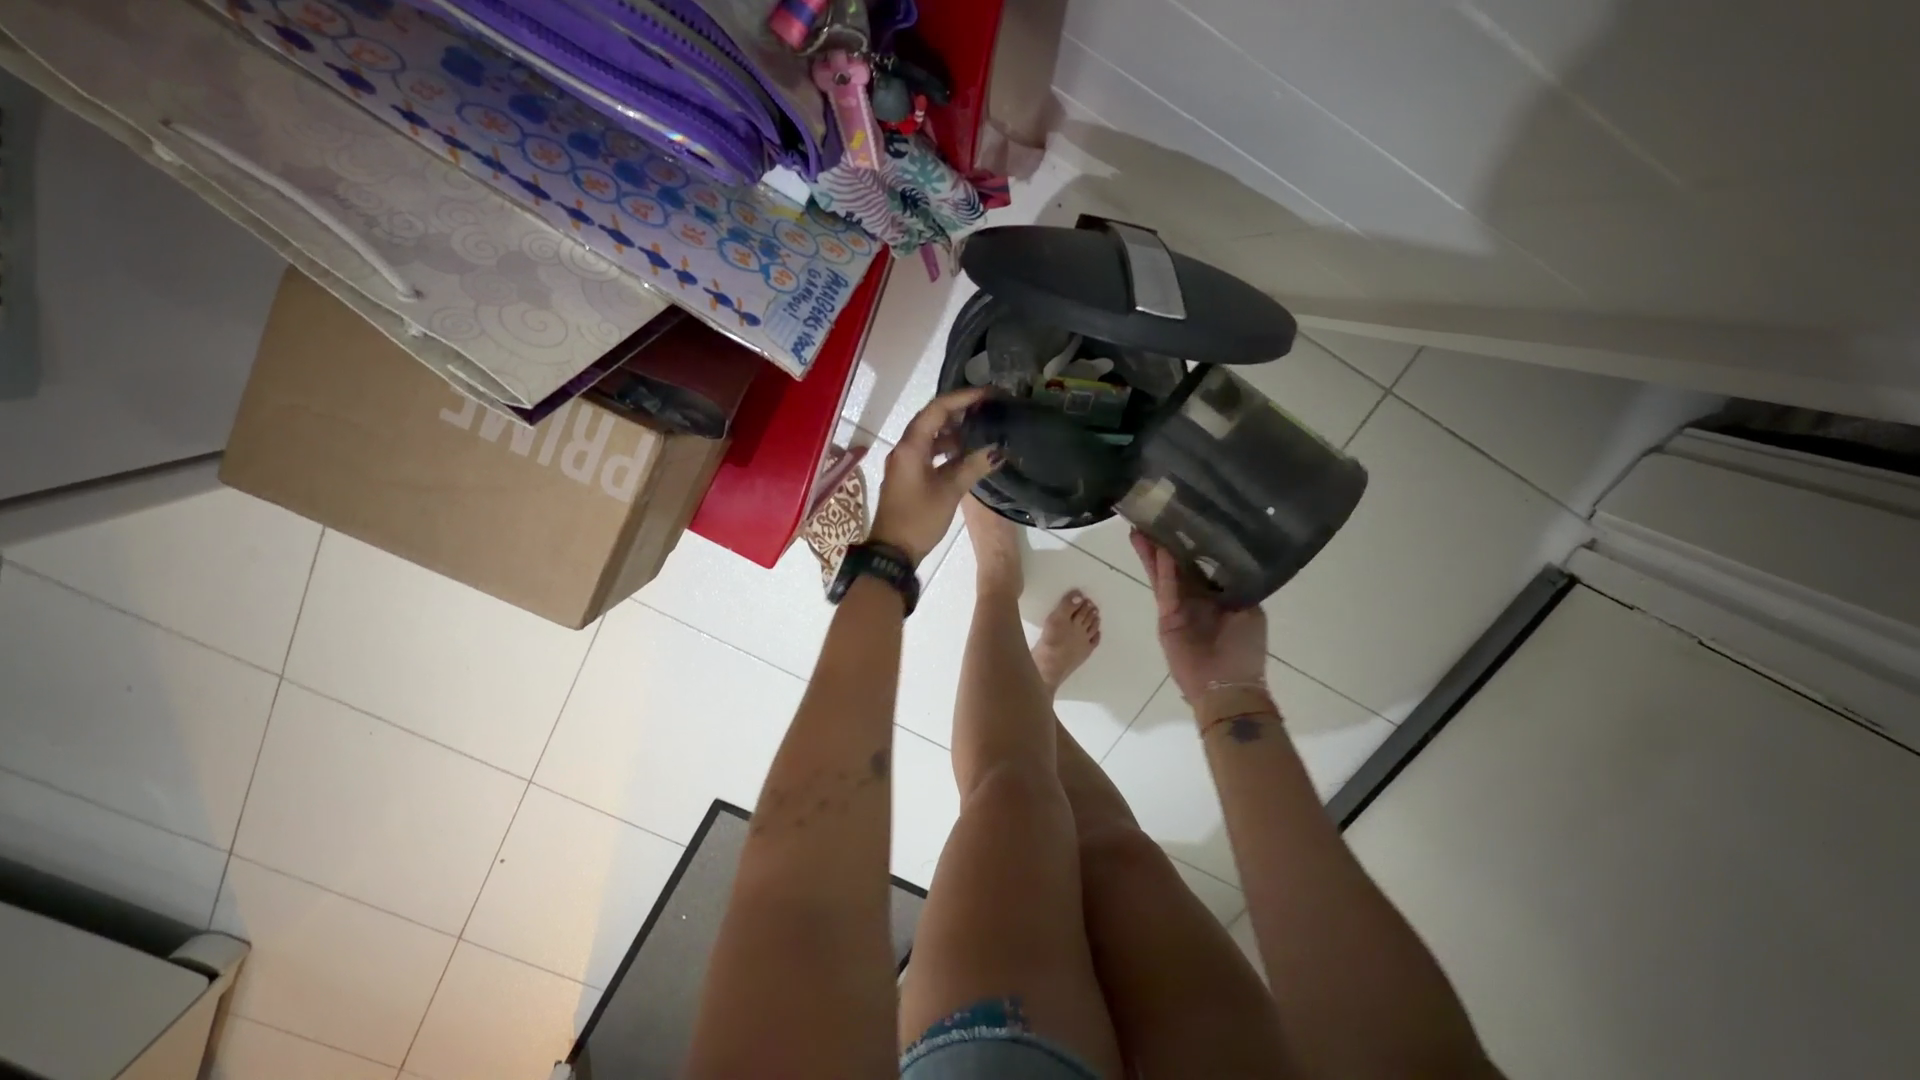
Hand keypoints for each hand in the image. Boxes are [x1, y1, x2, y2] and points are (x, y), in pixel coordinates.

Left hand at [869, 388, 998, 564]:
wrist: (892, 552)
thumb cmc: (919, 519)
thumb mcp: (950, 492)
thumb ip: (973, 466)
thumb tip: (998, 449)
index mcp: (911, 446)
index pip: (937, 409)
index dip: (963, 398)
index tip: (988, 395)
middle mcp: (905, 448)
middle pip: (932, 419)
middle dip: (960, 411)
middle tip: (988, 409)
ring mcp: (905, 462)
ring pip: (931, 436)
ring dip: (955, 432)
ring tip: (982, 430)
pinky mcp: (909, 476)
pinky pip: (929, 452)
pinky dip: (948, 449)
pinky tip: (967, 454)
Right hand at [1130, 530, 1269, 702]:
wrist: (1228, 685)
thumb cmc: (1245, 650)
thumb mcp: (1250, 611)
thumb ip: (1237, 585)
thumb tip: (1231, 555)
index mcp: (1220, 594)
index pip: (1204, 562)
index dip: (1194, 542)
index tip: (1185, 519)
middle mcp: (1198, 597)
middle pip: (1178, 564)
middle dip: (1166, 542)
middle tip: (1153, 517)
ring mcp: (1180, 607)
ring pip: (1165, 574)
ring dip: (1154, 553)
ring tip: (1140, 530)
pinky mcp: (1167, 617)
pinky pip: (1165, 590)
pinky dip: (1163, 572)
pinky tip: (1158, 552)